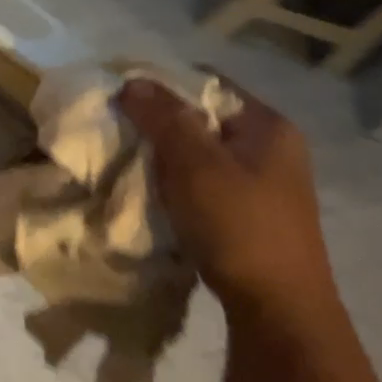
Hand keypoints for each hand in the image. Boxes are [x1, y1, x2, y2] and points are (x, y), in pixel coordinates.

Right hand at [117, 77, 336, 317]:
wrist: (273, 301)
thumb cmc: (236, 223)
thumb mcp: (194, 164)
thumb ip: (163, 117)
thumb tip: (132, 81)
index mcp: (267, 126)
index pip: (205, 82)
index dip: (158, 82)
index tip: (114, 92)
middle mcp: (268, 146)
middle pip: (199, 115)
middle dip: (153, 118)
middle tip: (108, 123)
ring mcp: (258, 178)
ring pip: (195, 147)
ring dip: (157, 148)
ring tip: (117, 152)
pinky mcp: (242, 205)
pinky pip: (197, 175)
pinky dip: (168, 174)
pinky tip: (142, 183)